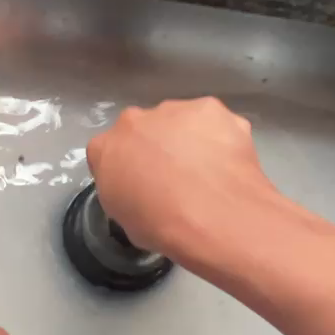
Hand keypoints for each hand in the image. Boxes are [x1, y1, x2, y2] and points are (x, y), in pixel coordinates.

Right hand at [86, 97, 280, 256]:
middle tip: (177, 177)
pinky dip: (221, 138)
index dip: (126, 169)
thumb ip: (126, 193)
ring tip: (209, 172)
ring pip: (179, 121)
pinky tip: (230, 162)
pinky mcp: (210, 108)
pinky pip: (213, 123)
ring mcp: (172, 110)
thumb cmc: (160, 225)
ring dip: (189, 140)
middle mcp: (133, 120)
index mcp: (104, 148)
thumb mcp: (125, 219)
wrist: (212, 215)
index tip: (141, 186)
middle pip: (143, 130)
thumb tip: (140, 192)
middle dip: (157, 147)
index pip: (108, 153)